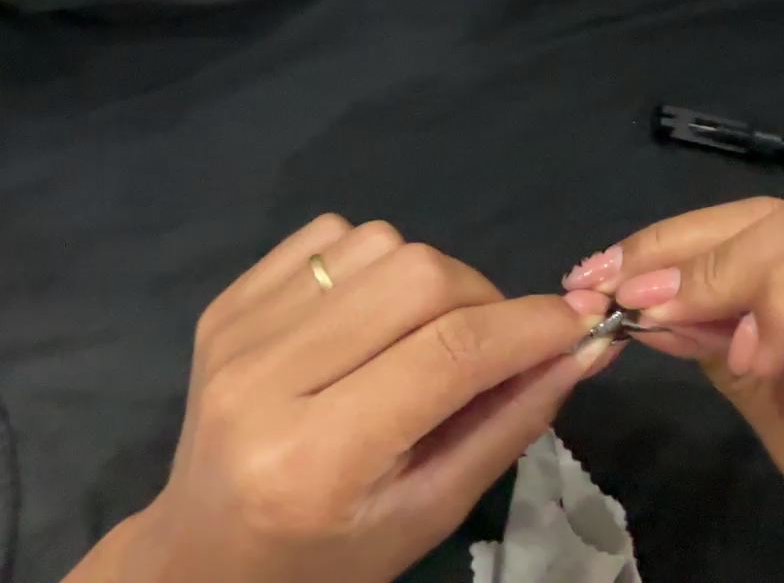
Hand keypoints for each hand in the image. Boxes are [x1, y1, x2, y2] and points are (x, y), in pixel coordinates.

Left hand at [73, 215, 613, 582]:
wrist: (202, 550)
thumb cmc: (326, 555)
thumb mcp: (429, 513)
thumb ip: (508, 423)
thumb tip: (581, 347)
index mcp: (316, 457)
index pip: (447, 355)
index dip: (528, 327)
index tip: (577, 321)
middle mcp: (266, 378)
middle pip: (416, 277)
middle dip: (481, 298)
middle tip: (491, 341)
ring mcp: (239, 328)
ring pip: (380, 242)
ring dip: (427, 279)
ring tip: (420, 333)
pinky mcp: (229, 298)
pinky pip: (331, 232)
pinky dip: (373, 260)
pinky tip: (366, 313)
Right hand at [564, 187, 783, 532]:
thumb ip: (749, 389)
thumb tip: (663, 323)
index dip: (775, 318)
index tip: (737, 364)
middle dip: (694, 266)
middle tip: (610, 296)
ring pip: (759, 211)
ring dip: (674, 241)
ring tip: (606, 273)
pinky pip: (754, 216)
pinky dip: (691, 238)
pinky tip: (642, 259)